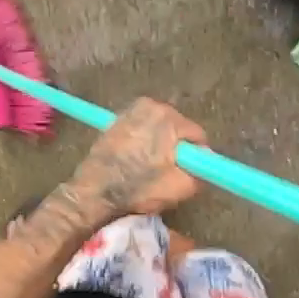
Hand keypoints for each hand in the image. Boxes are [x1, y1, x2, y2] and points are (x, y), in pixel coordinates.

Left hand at [67, 98, 204, 219]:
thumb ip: (201, 172)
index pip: (197, 136)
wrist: (94, 191)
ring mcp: (130, 110)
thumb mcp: (180, 187)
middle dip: (177, 148)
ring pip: (159, 129)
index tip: (189, 171)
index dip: (196, 156)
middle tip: (167, 171)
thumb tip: (204, 162)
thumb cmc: (138, 188)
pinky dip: (143, 142)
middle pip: (178, 128)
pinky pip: (141, 130)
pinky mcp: (116, 120)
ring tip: (149, 167)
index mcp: (168, 117)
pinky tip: (136, 160)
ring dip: (160, 144)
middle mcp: (150, 105)